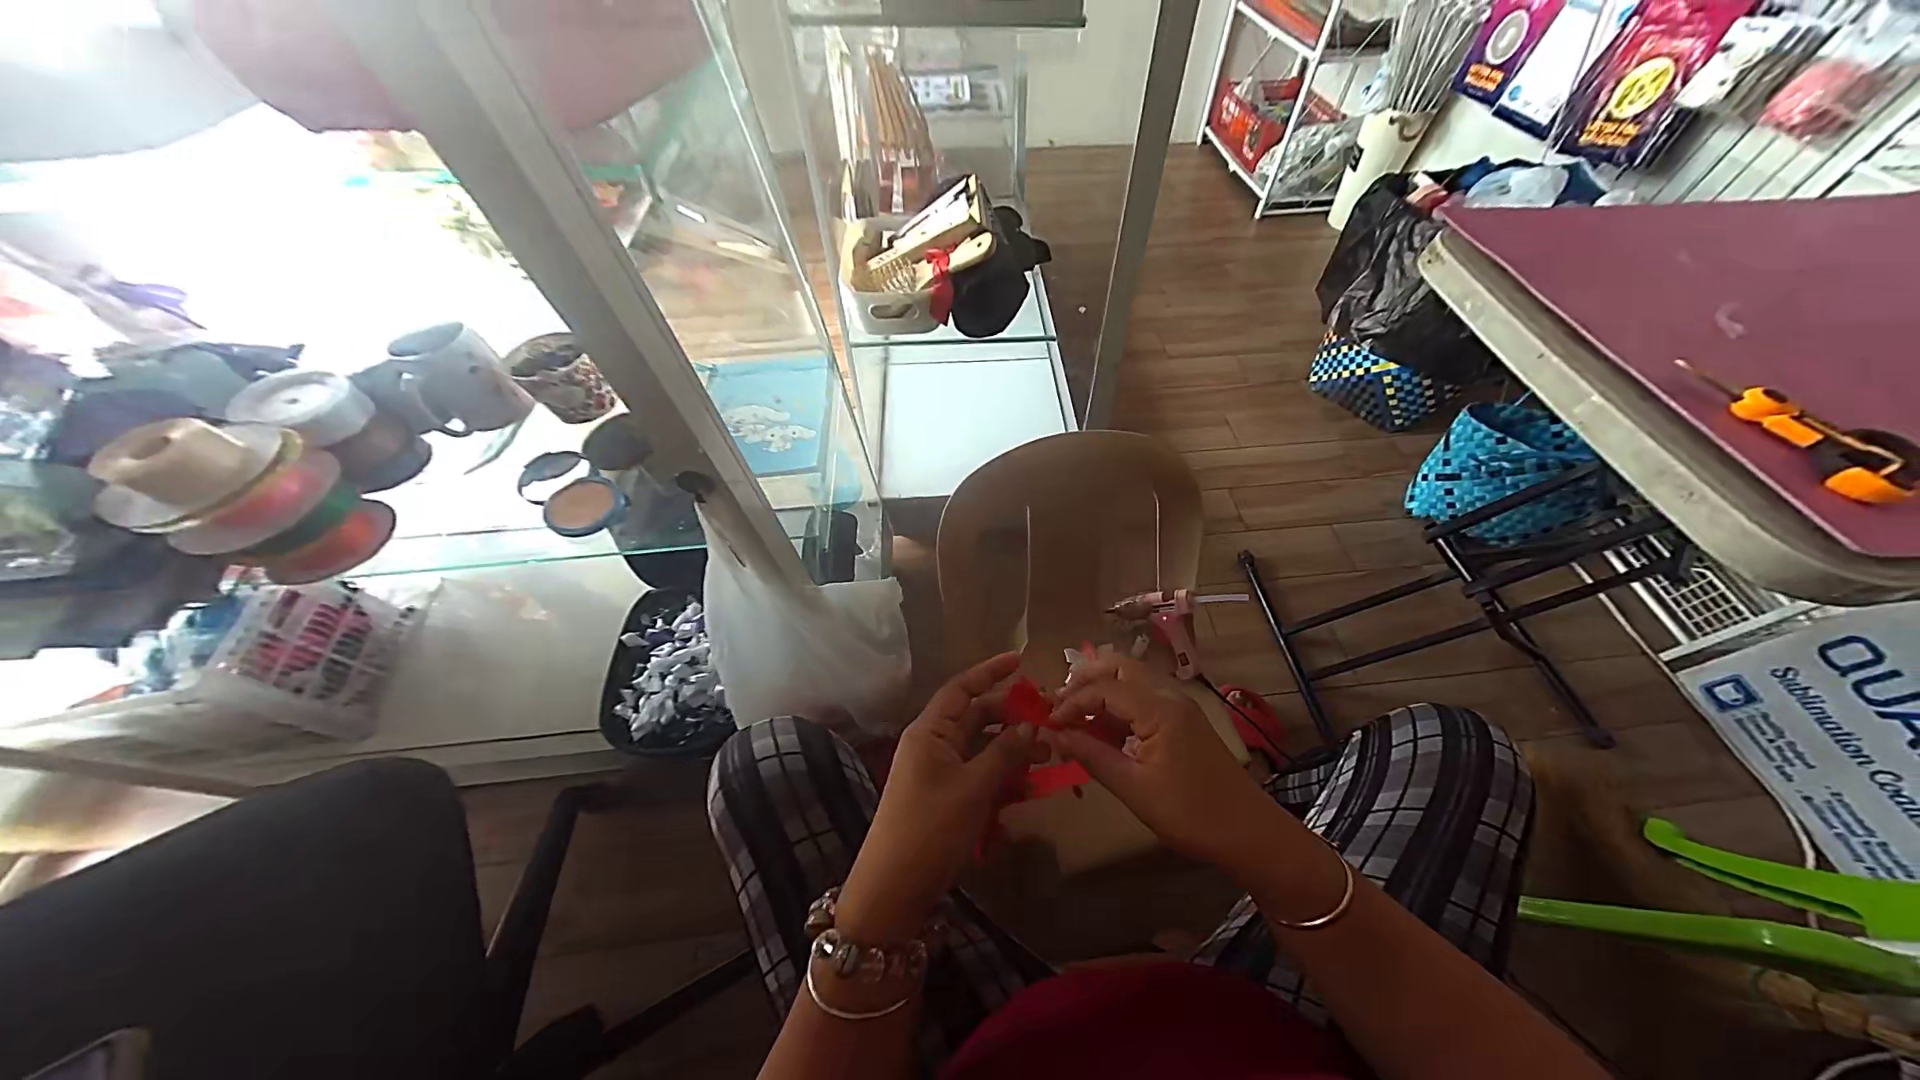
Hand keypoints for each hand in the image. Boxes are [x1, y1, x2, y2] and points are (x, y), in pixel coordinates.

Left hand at [836, 652, 1044, 941]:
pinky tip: (1027, 787)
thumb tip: (1033, 727)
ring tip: (1048, 756)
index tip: (1021, 660)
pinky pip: (979, 776)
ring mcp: (939, 772)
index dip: (990, 672)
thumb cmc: (930, 830)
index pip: (962, 688)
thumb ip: (1005, 754)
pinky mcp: (947, 798)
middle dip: (1012, 716)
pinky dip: (1002, 778)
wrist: (893, 890)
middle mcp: (933, 744)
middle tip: (1049, 717)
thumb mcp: (973, 789)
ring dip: (1013, 750)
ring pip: (982, 748)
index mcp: (930, 731)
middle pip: (976, 717)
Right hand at [1044, 658, 1294, 877]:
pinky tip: (1103, 731)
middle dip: (1084, 680)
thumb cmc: (1192, 814)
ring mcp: (1179, 706)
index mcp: (1159, 709)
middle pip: (1119, 667)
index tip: (1049, 724)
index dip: (1071, 702)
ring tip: (1075, 717)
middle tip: (1058, 706)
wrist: (1251, 834)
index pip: (1103, 687)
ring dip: (1101, 690)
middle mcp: (1170, 696)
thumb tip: (1055, 735)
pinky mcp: (1183, 720)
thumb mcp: (1134, 788)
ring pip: (1132, 678)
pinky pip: (1143, 697)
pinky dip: (1118, 704)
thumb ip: (1092, 755)